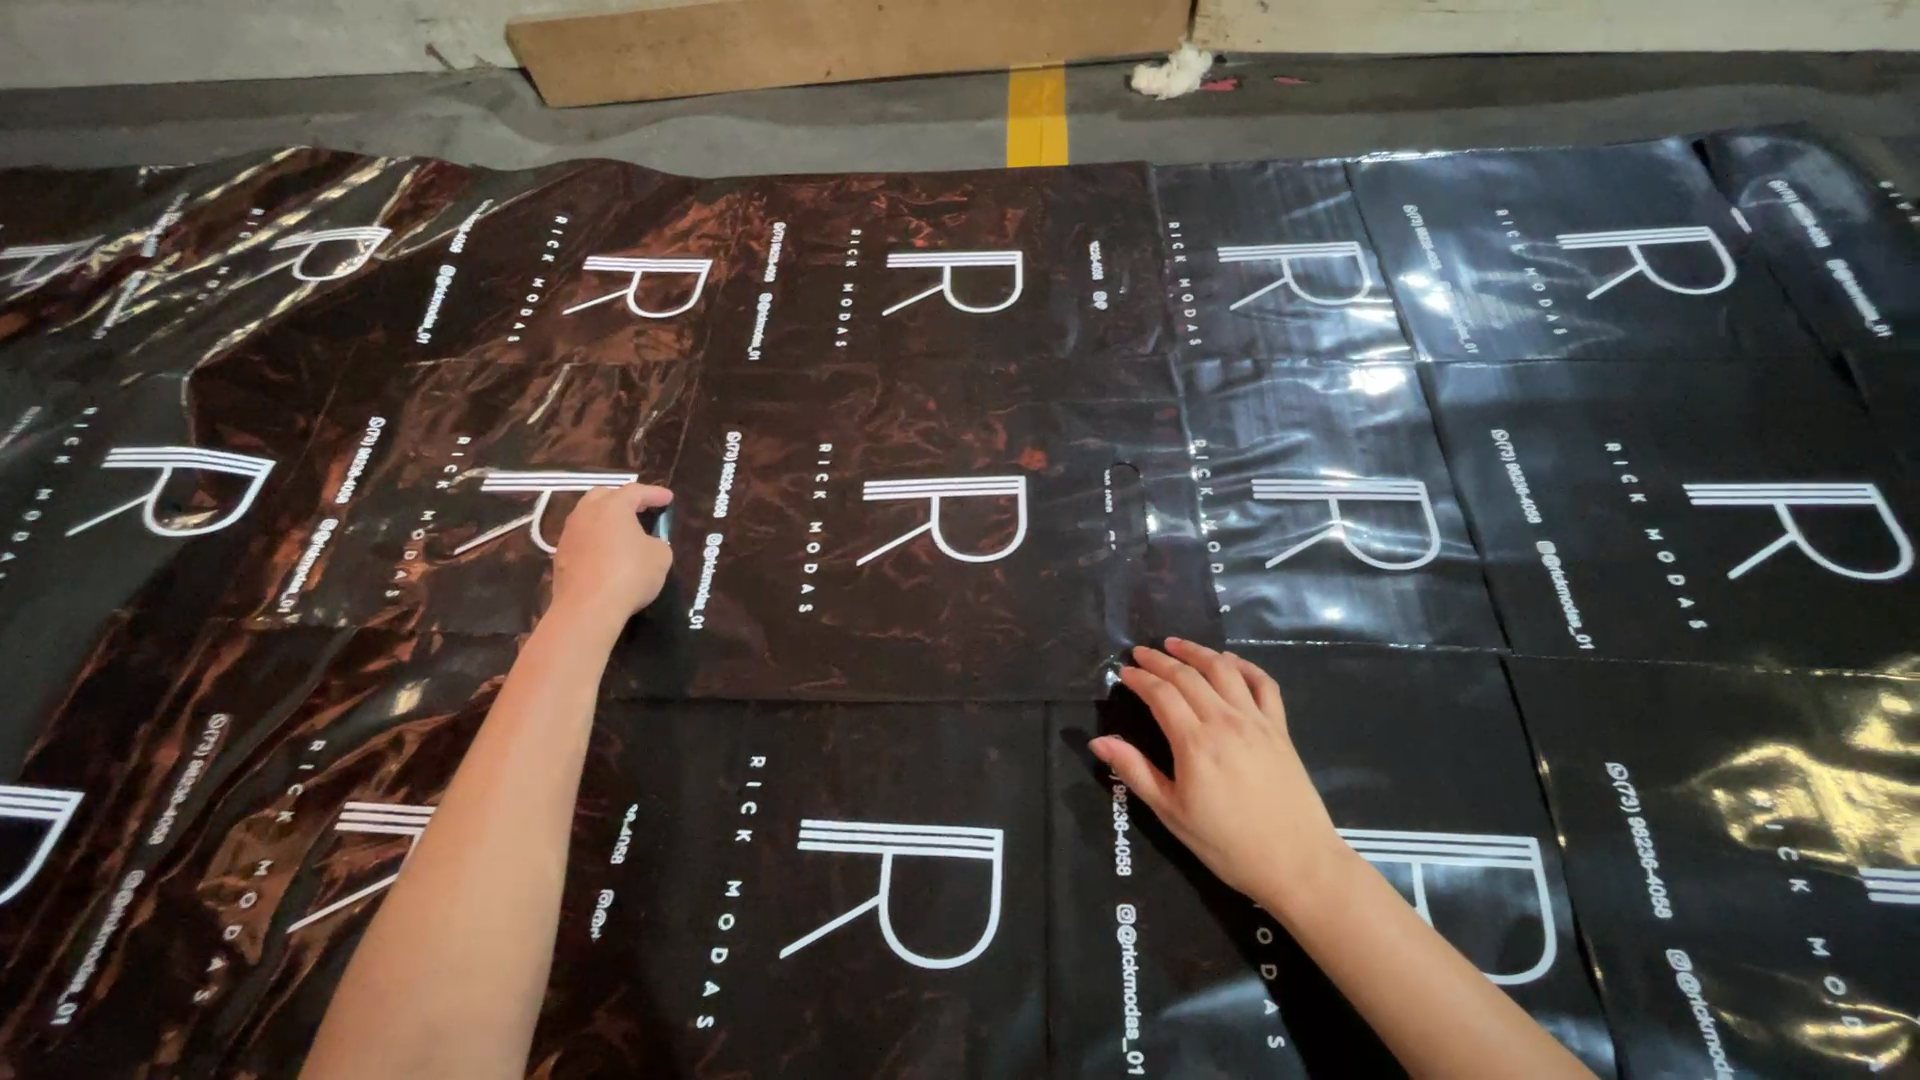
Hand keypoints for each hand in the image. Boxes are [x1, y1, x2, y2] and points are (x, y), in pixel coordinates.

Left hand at [549, 483, 673, 628]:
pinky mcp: (560, 556)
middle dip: (623, 498)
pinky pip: (581, 538)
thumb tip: (647, 544)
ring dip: (606, 519)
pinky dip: (596, 539)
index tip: (668, 498)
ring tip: (622, 531)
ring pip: (588, 516)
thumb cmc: (630, 575)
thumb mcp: (660, 556)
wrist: (588, 607)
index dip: (654, 493)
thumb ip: (657, 542)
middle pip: (603, 495)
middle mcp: (586, 514)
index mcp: (613, 507)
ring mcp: (569, 535)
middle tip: (640, 508)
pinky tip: (607, 553)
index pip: (636, 491)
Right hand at [1091, 638, 1347, 912]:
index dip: (1140, 678)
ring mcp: (1257, 722)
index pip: (1161, 694)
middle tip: (1141, 652)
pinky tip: (1230, 662)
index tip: (1124, 671)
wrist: (1298, 863)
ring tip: (1177, 644)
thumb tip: (1099, 741)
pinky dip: (1245, 666)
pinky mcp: (1280, 729)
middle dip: (1161, 660)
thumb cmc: (1227, 845)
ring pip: (1225, 670)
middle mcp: (1225, 721)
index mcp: (1195, 743)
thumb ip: (1136, 771)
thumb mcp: (1172, 813)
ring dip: (1198, 652)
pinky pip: (1264, 685)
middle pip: (1189, 676)